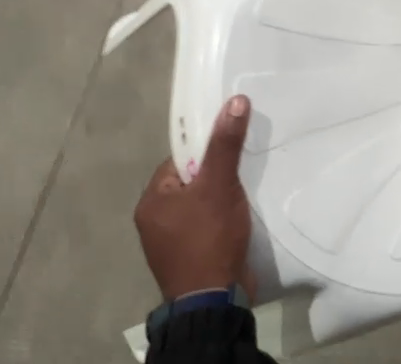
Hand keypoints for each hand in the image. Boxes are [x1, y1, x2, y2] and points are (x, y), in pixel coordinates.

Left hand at [134, 95, 258, 301]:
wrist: (213, 300)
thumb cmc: (208, 238)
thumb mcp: (219, 185)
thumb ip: (226, 144)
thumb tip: (236, 100)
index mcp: (152, 201)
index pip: (180, 159)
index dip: (206, 150)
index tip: (232, 147)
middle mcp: (156, 219)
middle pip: (193, 180)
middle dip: (218, 172)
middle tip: (244, 167)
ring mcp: (172, 241)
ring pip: (202, 202)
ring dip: (224, 195)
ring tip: (248, 187)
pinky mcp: (191, 255)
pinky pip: (208, 223)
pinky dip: (225, 216)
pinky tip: (243, 213)